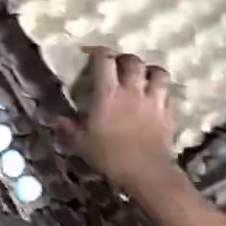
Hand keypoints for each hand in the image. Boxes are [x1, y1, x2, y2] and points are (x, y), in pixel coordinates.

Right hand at [55, 47, 180, 193]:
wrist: (145, 172)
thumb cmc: (109, 156)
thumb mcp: (82, 144)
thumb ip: (69, 129)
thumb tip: (56, 120)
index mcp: (108, 94)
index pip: (104, 61)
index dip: (99, 53)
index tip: (94, 53)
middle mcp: (132, 90)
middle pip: (133, 61)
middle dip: (125, 59)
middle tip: (119, 65)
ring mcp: (154, 100)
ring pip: (158, 73)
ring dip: (150, 71)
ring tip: (145, 76)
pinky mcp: (169, 113)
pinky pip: (169, 94)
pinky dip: (163, 92)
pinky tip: (158, 98)